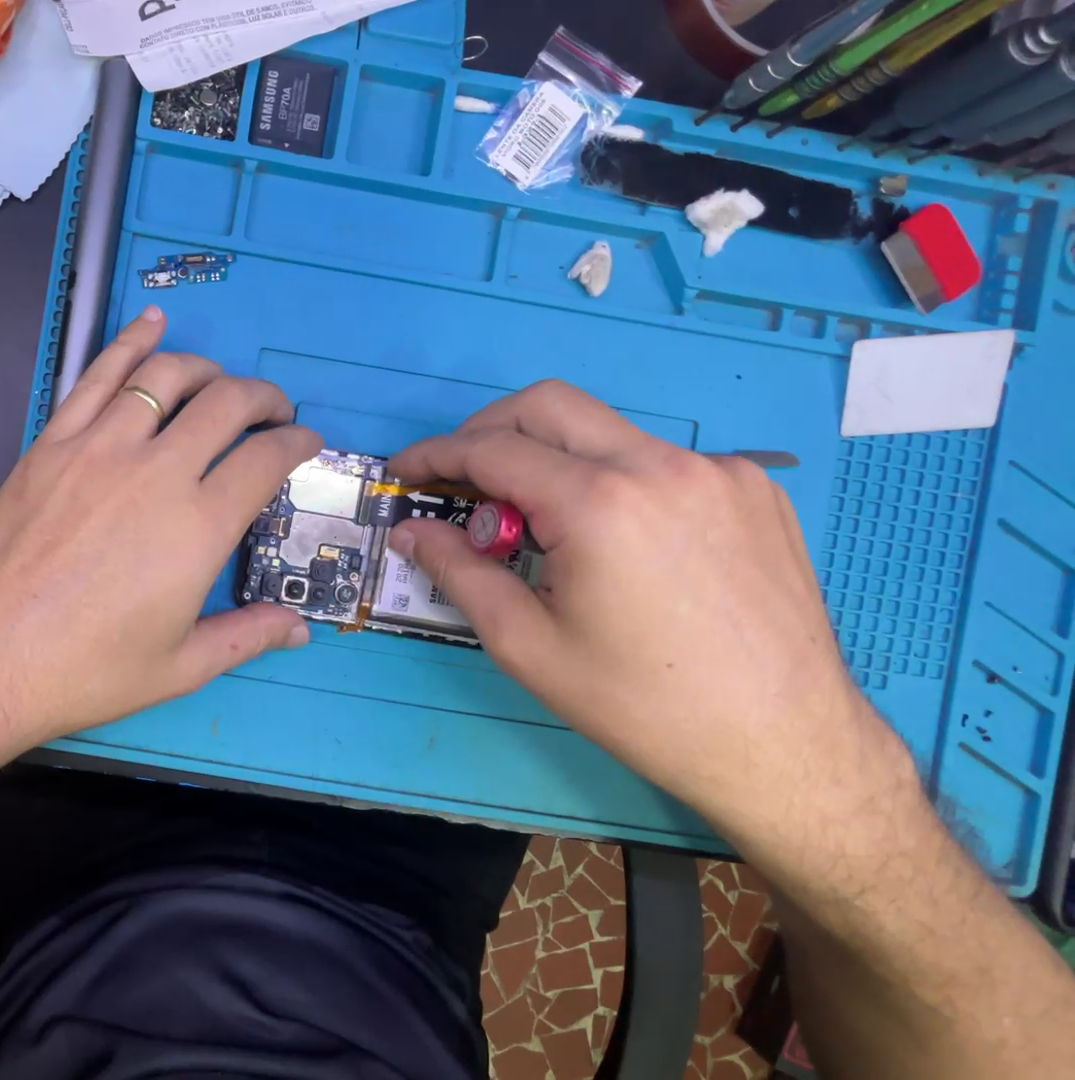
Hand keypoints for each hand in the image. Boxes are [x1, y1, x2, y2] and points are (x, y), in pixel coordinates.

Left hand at [0, 307, 320, 755]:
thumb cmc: (86, 671)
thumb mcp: (180, 666)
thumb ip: (247, 636)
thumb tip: (298, 631)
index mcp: (198, 527)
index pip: (265, 458)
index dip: (297, 441)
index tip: (305, 441)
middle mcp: (155, 473)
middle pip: (226, 403)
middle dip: (263, 398)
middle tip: (272, 410)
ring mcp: (97, 450)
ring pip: (165, 377)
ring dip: (206, 368)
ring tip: (219, 381)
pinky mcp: (51, 445)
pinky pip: (97, 376)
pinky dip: (129, 343)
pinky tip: (149, 325)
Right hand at [386, 381, 913, 856]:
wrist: (783, 744)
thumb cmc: (638, 703)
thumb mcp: (524, 643)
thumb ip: (457, 571)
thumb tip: (411, 530)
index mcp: (600, 503)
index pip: (492, 448)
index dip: (434, 455)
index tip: (404, 472)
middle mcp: (662, 464)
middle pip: (548, 405)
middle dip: (485, 430)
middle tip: (457, 478)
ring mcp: (718, 471)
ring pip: (605, 430)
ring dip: (549, 457)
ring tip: (533, 523)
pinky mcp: (753, 490)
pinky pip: (658, 460)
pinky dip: (610, 479)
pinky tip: (609, 538)